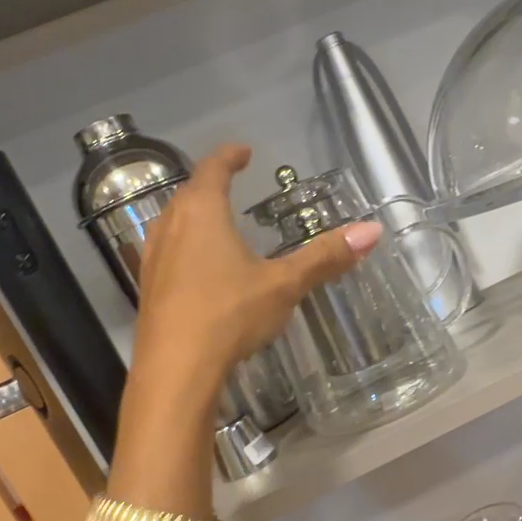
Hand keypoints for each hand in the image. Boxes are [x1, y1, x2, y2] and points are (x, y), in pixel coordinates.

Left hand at [131, 143, 379, 403]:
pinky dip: (185, 248)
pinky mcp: (148, 289)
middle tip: (231, 185)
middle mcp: (171, 226)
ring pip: (172, 223)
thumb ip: (324, 257)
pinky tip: (198, 270)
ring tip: (215, 224)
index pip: (213, 169)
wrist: (176, 368)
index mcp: (202, 212)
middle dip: (210, 185)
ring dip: (193, 217)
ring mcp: (153, 258)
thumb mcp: (284, 285)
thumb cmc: (229, 314)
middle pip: (189, 193)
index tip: (244, 152)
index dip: (229, 157)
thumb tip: (372, 230)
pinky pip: (167, 254)